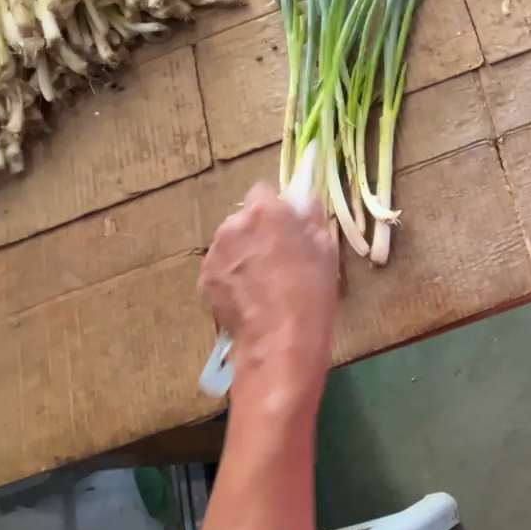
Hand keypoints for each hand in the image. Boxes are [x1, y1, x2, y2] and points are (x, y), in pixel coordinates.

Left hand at [199, 183, 339, 403]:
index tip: (287, 225)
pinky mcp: (204, 280)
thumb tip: (303, 200)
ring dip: (243, 253)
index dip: (276, 207)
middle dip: (257, 231)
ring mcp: (215, 253)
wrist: (280, 339)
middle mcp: (234, 225)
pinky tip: (250, 297)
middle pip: (244, 218)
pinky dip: (232, 277)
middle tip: (278, 257)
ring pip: (230, 243)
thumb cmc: (312, 290)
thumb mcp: (326, 248)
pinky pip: (220, 268)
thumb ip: (312, 215)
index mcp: (266, 211)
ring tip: (263, 282)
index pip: (263, 190)